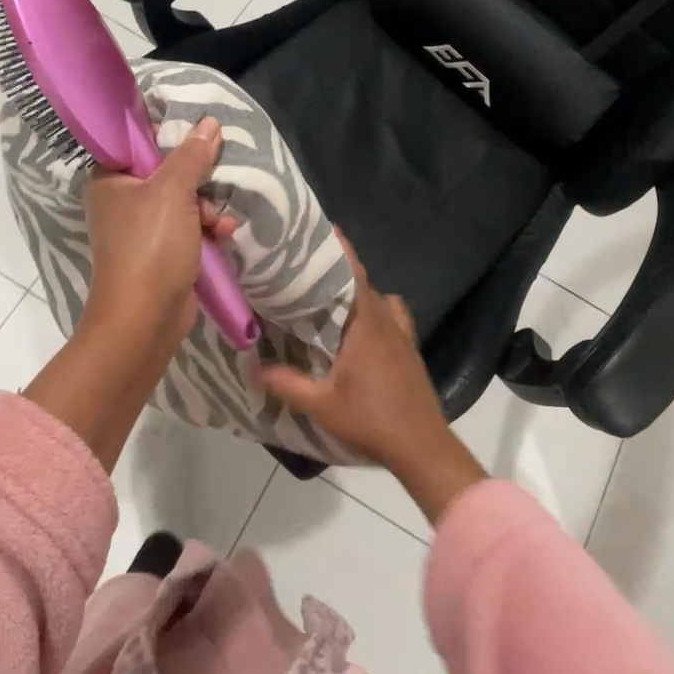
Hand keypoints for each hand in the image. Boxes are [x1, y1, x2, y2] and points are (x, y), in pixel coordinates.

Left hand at [81, 116, 235, 340]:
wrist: (146, 317)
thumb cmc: (151, 245)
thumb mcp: (174, 191)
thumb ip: (192, 155)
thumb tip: (209, 123)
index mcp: (110, 180)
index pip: (138, 144)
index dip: (168, 137)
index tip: (197, 138)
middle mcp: (122, 201)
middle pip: (168, 172)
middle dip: (198, 182)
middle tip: (212, 185)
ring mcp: (142, 230)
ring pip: (184, 202)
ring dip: (208, 209)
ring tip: (219, 222)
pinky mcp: (162, 253)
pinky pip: (189, 229)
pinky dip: (207, 231)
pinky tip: (223, 236)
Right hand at [256, 234, 487, 522]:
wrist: (421, 445)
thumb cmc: (371, 420)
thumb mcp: (320, 405)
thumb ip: (286, 383)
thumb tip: (253, 366)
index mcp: (365, 323)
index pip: (353, 271)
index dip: (338, 247)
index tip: (319, 228)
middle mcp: (386, 319)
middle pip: (362, 282)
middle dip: (337, 269)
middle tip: (305, 265)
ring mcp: (402, 334)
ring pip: (378, 299)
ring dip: (357, 291)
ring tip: (329, 296)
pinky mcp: (409, 349)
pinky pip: (392, 317)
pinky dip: (377, 311)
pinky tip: (361, 327)